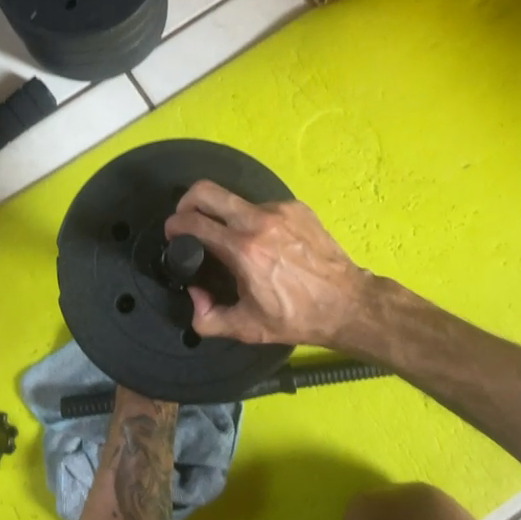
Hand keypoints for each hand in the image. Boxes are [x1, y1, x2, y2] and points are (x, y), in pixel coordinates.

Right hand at [162, 181, 375, 349]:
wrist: (348, 303)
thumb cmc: (296, 318)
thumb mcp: (247, 328)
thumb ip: (207, 318)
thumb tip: (194, 294)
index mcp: (242, 250)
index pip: (193, 221)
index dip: (174, 226)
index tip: (173, 235)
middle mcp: (258, 221)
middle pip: (206, 191)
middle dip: (187, 201)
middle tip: (186, 219)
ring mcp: (279, 210)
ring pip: (236, 199)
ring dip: (224, 215)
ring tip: (232, 240)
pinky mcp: (296, 207)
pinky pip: (262, 206)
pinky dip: (254, 220)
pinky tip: (264, 242)